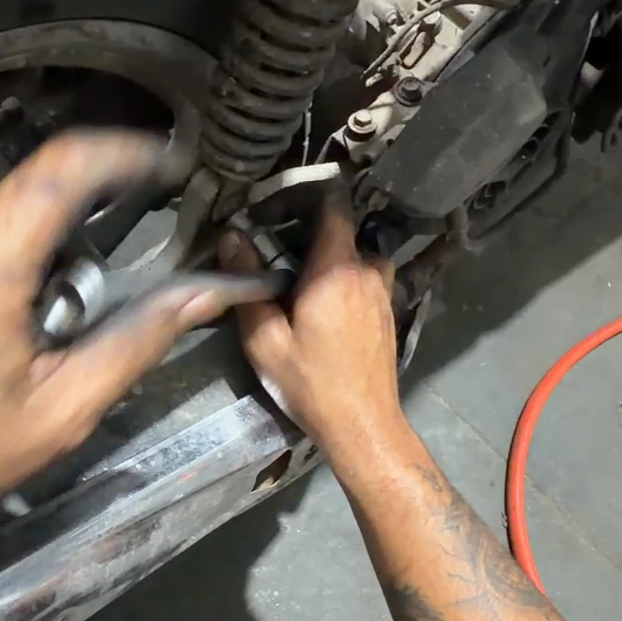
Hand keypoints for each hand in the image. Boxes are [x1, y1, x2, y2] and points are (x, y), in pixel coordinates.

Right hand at [218, 194, 404, 463]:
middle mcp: (367, 272)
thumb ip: (248, 286)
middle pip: (343, 232)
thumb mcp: (265, 341)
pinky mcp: (389, 313)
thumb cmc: (310, 384)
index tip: (279, 202)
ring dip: (332, 258)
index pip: (333, 207)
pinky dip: (347, 279)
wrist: (362, 425)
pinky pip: (368, 279)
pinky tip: (325, 304)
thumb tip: (232, 237)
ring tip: (302, 277)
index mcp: (336, 270)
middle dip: (311, 233)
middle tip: (277, 248)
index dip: (307, 195)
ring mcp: (384, 293)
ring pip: (357, 256)